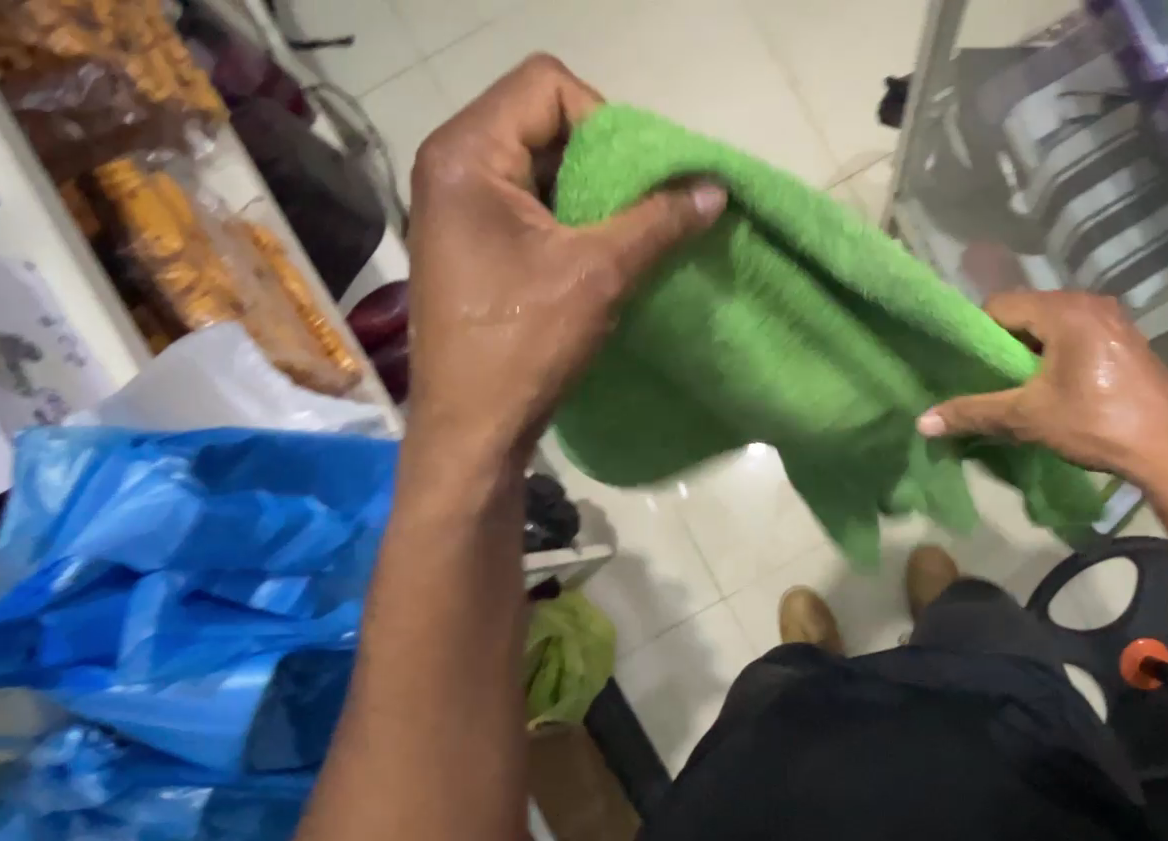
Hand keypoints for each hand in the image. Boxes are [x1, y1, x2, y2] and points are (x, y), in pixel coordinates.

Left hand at [405, 54, 724, 468]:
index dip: (605, 123)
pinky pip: (529, 204)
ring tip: (623, 238)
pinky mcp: (471, 242)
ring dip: (590, 195)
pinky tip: (597, 258)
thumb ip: (658, 221)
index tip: (637, 182)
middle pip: (542, 121)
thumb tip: (715, 187)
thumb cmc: (524, 345)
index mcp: (466, 155)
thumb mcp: (599, 274)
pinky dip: (571, 221)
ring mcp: (457, 206)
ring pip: (540, 166)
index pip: (548, 86)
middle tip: (640, 209)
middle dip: (602, 161)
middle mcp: (452, 166)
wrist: (472, 427)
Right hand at [917, 291, 1167, 485]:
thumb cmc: (1096, 425)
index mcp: (1065, 311)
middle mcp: (1091, 304)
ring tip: (1022, 392)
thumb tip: (922, 422)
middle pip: (1028, 314)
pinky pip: (1078, 338)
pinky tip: (1057, 392)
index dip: (978, 335)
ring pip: (1054, 328)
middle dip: (1006, 347)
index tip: (969, 369)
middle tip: (992, 384)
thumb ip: (974, 412)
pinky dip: (1059, 358)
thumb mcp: (1028, 418)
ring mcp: (1115, 321)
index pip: (1001, 305)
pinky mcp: (1128, 342)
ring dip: (1032, 356)